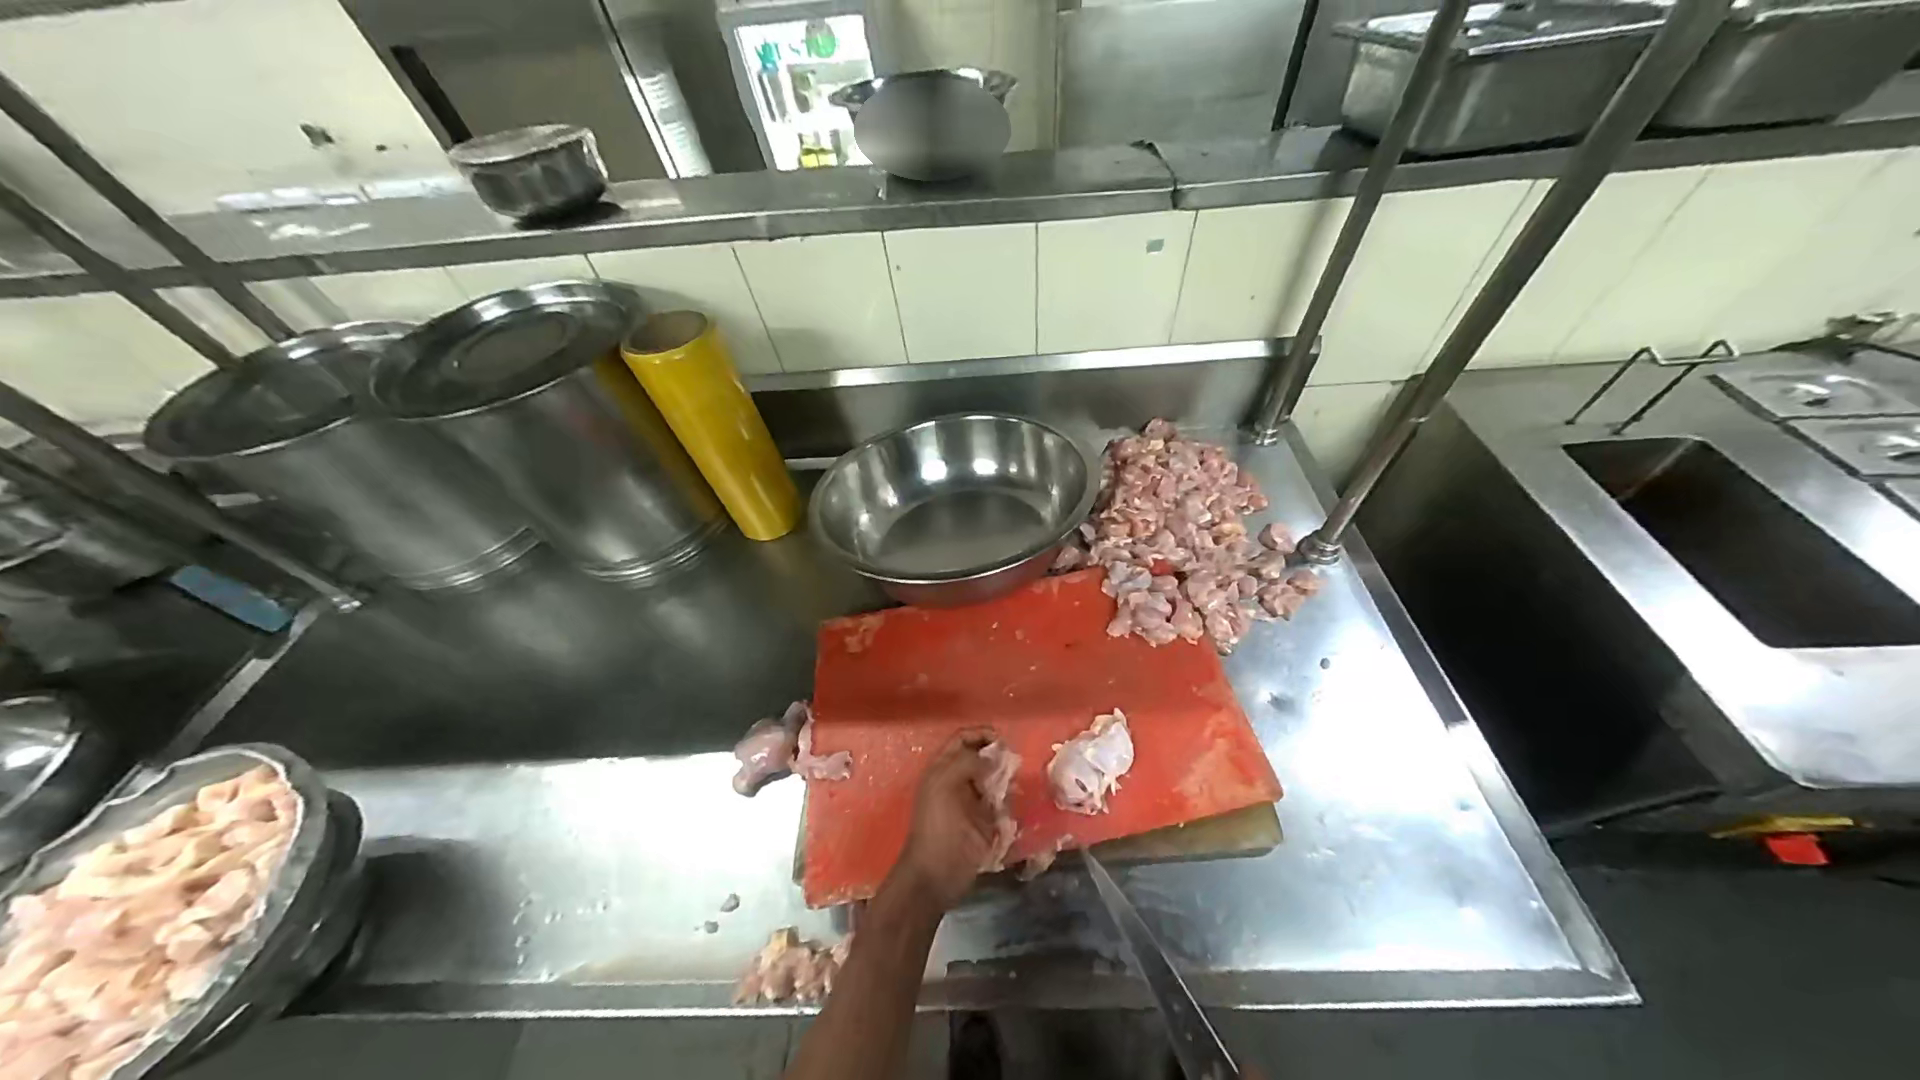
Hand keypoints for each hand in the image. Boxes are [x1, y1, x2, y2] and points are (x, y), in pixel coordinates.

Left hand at [883, 730, 998, 917]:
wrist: (936, 873)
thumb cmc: (937, 825)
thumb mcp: (944, 784)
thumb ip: (966, 762)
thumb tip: (992, 756)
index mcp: (943, 768)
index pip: (963, 739)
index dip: (981, 734)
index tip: (1002, 739)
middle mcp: (958, 781)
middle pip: (982, 758)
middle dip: (998, 756)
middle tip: (1012, 762)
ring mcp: (973, 803)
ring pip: (995, 780)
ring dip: (1006, 779)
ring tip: (1012, 785)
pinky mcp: (987, 824)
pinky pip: (1003, 805)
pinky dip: (1009, 801)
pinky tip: (1011, 805)